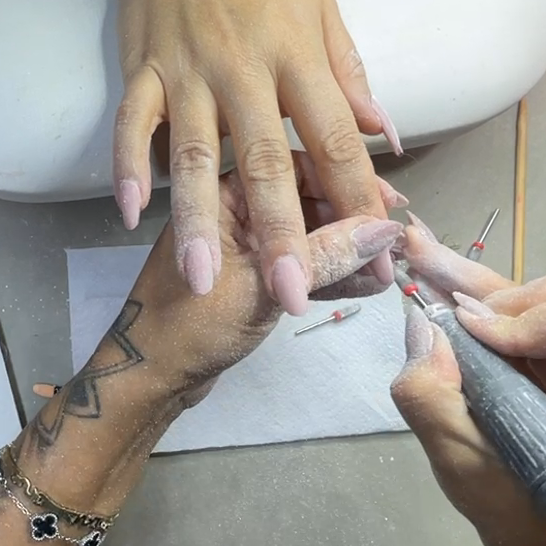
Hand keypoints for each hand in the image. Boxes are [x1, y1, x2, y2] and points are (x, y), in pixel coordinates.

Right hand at [111, 0, 398, 317]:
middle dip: (280, 232)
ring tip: (203, 278)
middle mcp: (244, 70)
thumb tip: (385, 134)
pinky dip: (128, 167)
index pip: (333, 137)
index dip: (355, 196)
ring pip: (196, 154)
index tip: (375, 251)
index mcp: (296, 55)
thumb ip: (348, 73)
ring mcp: (187, 72)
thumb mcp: (321, 6)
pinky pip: (132, 124)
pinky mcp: (141, 71)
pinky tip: (131, 213)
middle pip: (266, 160)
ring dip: (198, 219)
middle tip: (289, 294)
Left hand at [123, 163, 404, 405]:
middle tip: (395, 248)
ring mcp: (245, 246)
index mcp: (227, 192)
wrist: (150, 377)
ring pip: (306, 238)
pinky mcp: (252, 278)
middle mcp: (237, 210)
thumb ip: (323, 256)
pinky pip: (297, 267)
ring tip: (387, 273)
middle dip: (353, 225)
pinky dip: (328, 277)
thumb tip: (385, 230)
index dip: (347, 185)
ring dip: (346, 255)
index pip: (297, 168)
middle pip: (308, 203)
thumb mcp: (262, 287)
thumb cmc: (191, 324)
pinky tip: (364, 286)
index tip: (390, 207)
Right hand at [388, 217, 545, 545]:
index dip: (515, 319)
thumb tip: (420, 322)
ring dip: (483, 294)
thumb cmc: (508, 513)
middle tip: (429, 283)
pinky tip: (443, 278)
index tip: (463, 332)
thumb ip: (430, 395)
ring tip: (424, 262)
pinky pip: (537, 323)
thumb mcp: (456, 463)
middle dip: (493, 300)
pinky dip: (488, 308)